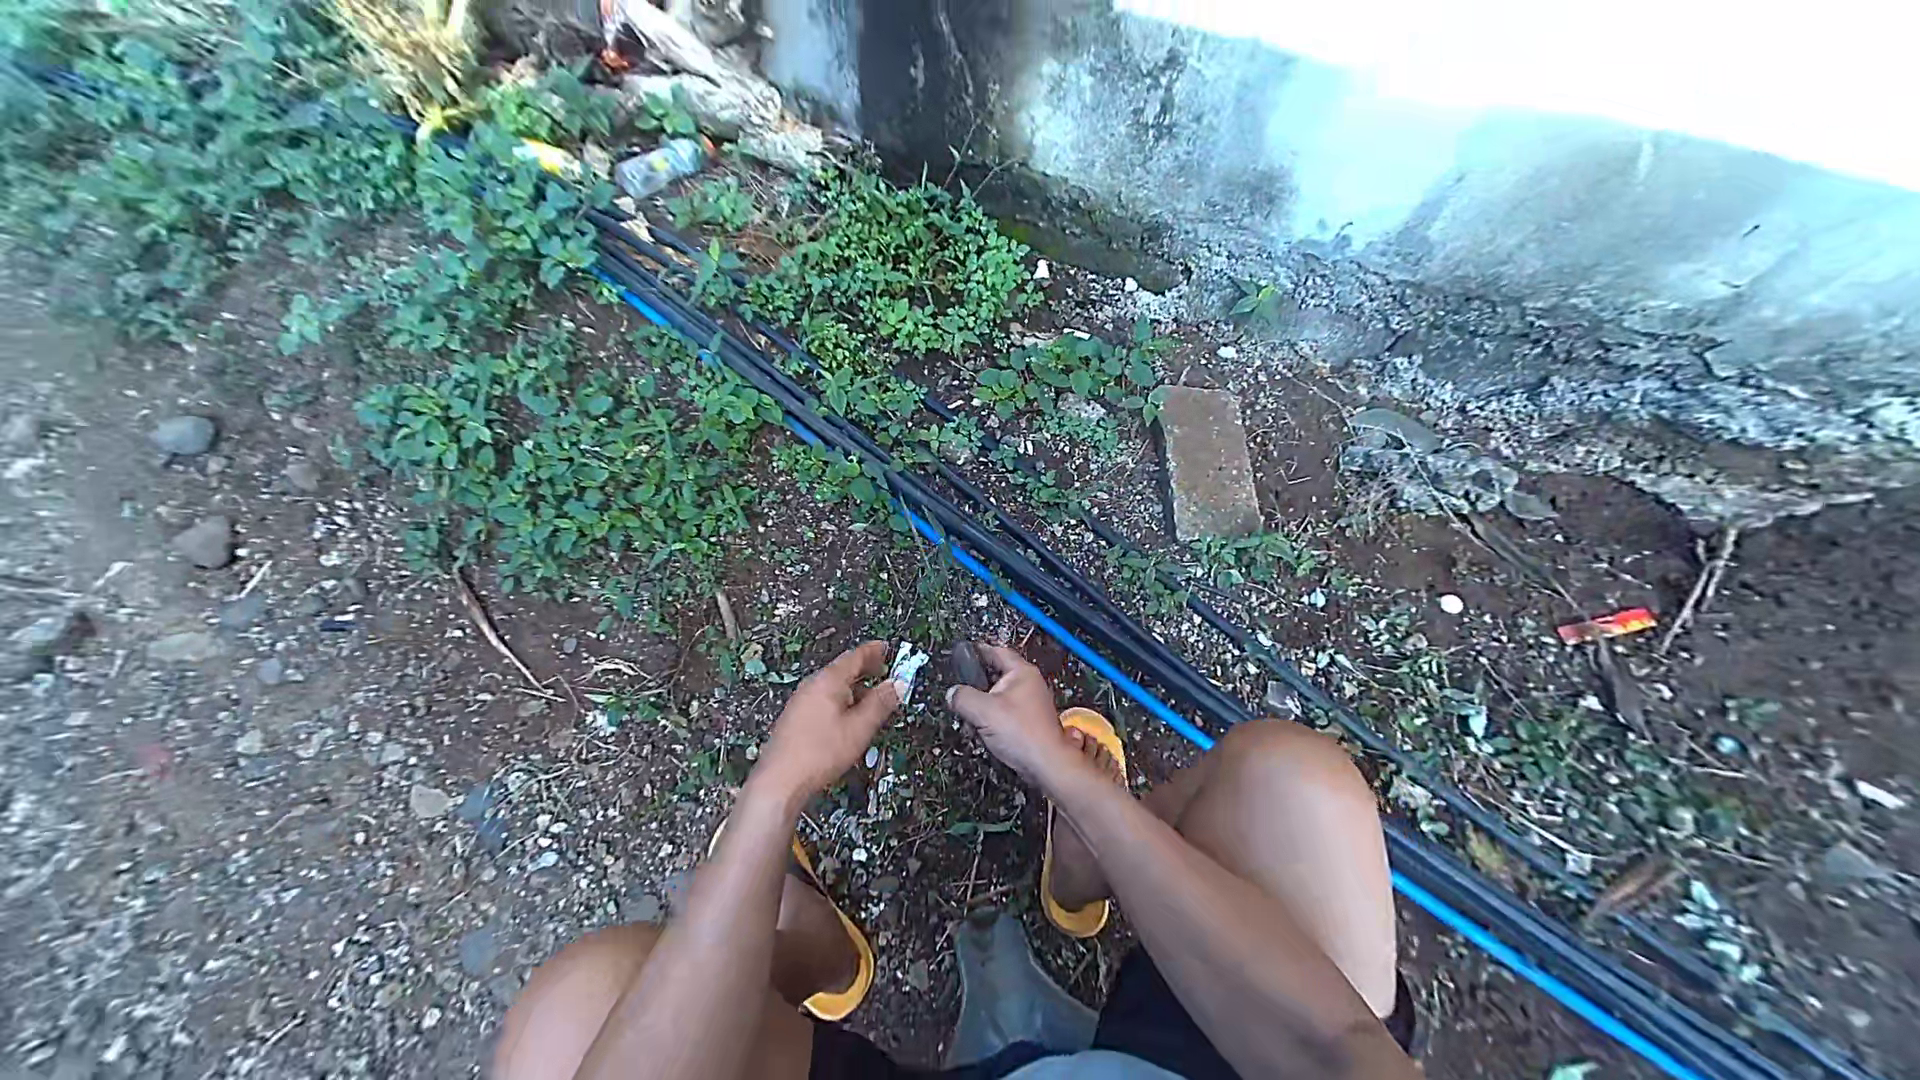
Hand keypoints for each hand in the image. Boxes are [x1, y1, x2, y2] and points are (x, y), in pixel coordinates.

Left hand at [752, 640, 900, 802]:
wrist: (780, 781)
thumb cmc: (822, 752)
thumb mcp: (860, 727)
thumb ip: (881, 703)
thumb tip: (898, 684)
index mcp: (828, 680)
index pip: (855, 656)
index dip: (874, 651)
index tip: (887, 647)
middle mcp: (813, 685)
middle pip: (843, 669)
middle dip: (866, 669)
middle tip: (885, 671)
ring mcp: (802, 701)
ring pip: (833, 686)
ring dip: (855, 687)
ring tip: (873, 697)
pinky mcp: (796, 718)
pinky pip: (824, 699)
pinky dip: (842, 699)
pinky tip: (849, 716)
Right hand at [944, 644, 1076, 784]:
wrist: (1046, 764)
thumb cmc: (1021, 733)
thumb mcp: (983, 711)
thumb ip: (962, 697)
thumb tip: (952, 693)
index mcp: (1021, 673)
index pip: (997, 651)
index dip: (979, 650)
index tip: (964, 652)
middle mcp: (1028, 684)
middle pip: (995, 675)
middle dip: (976, 685)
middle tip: (961, 690)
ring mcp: (1030, 703)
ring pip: (997, 697)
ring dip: (982, 706)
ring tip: (970, 716)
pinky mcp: (1028, 721)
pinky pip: (1003, 712)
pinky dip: (991, 718)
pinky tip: (982, 730)